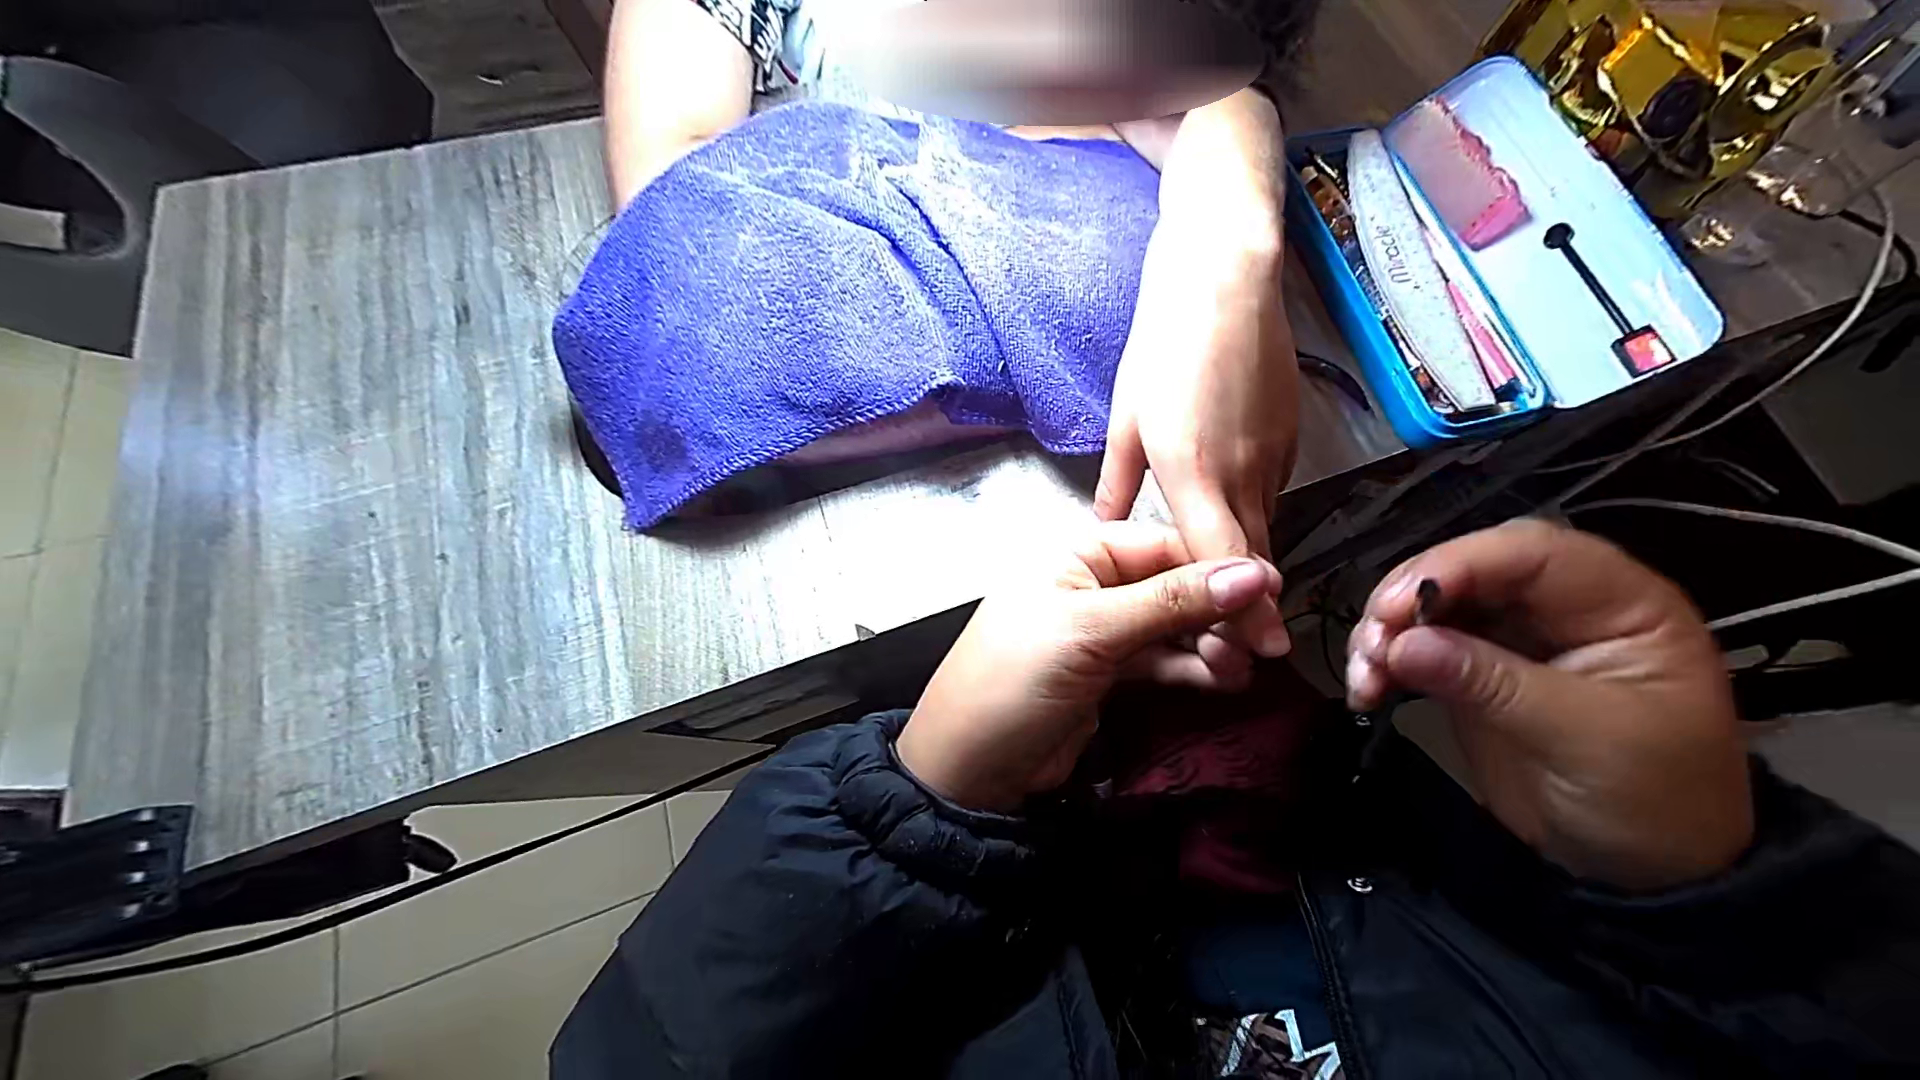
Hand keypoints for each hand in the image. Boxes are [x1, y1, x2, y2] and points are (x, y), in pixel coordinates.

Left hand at [896, 523, 1282, 812]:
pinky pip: (1163, 659)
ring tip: (1241, 669)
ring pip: (1174, 624)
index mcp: (1077, 553)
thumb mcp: (1090, 631)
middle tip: (1261, 645)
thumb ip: (1172, 602)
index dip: (1218, 567)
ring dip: (1211, 644)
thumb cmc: (1014, 680)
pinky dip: (1193, 667)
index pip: (1164, 544)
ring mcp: (1102, 629)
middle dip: (1219, 611)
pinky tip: (1223, 680)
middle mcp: (1092, 583)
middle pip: (1175, 584)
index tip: (1271, 594)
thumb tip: (1253, 572)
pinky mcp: (1109, 671)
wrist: (972, 766)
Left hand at [1097, 92, 1299, 658]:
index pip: (1221, 558)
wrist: (1224, 274)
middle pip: (1253, 553)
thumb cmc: (1161, 345)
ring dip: (1251, 564)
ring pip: (1263, 525)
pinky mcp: (1290, 436)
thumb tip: (1106, 522)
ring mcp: (1274, 452)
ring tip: (1237, 604)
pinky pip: (1271, 492)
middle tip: (1252, 651)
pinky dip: (1256, 519)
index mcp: (1192, 471)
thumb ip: (1117, 479)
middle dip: (1253, 604)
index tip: (1255, 650)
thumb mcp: (1125, 418)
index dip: (1240, 609)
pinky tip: (1237, 528)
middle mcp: (1242, 470)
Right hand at [1346, 519, 1753, 889]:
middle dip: (1405, 597)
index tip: (1398, 608)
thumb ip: (1492, 683)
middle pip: (1462, 569)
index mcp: (1617, 605)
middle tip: (1372, 642)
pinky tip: (1365, 691)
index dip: (1457, 564)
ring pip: (1423, 602)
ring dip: (1382, 633)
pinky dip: (1378, 661)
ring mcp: (1505, 635)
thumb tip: (1402, 645)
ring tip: (1364, 679)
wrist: (1639, 870)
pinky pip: (1409, 643)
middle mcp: (1554, 607)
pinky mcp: (1466, 666)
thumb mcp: (1581, 739)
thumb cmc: (1649, 799)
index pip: (1530, 552)